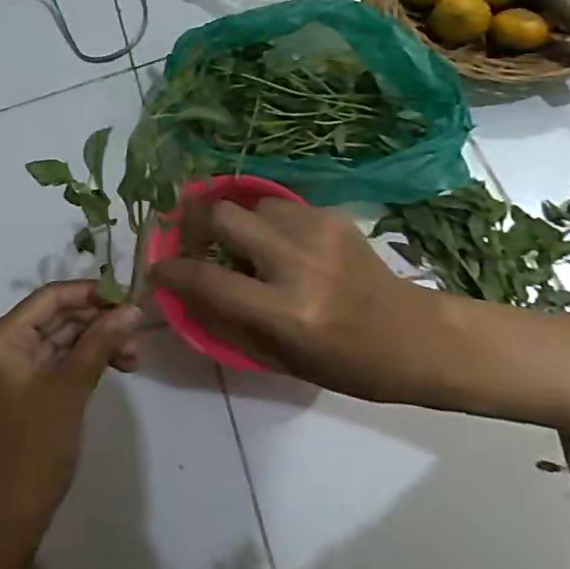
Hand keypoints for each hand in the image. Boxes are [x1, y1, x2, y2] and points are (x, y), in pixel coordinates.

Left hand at [0, 281, 142, 533]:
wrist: (12, 514)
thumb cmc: (34, 445)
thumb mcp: (71, 387)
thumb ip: (101, 341)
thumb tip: (133, 308)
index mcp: (3, 337)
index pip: (52, 297)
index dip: (92, 293)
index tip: (131, 298)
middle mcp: (9, 344)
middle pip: (62, 315)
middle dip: (101, 321)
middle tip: (138, 331)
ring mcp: (21, 367)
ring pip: (68, 337)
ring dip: (102, 341)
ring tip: (135, 356)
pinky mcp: (35, 387)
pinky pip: (67, 359)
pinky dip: (93, 359)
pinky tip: (123, 366)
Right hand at [149, 199, 456, 404]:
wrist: (412, 335)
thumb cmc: (347, 364)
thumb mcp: (281, 360)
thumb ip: (230, 323)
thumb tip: (187, 292)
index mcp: (287, 311)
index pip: (208, 281)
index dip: (171, 272)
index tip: (157, 269)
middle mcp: (299, 262)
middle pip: (224, 216)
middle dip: (195, 221)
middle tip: (189, 236)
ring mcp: (319, 232)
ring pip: (252, 204)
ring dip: (236, 222)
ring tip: (241, 244)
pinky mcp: (333, 216)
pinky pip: (281, 206)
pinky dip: (267, 221)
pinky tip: (278, 243)